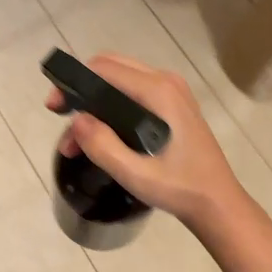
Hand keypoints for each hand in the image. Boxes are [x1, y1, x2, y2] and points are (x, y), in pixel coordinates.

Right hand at [46, 53, 248, 226]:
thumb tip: (76, 121)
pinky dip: (109, 108)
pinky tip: (98, 137)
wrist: (217, 203)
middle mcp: (165, 82)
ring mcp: (171, 91)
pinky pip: (132, 93)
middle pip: (110, 68)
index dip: (74, 83)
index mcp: (159, 92)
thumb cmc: (180, 188)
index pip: (105, 69)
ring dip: (93, 102)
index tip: (54, 107)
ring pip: (119, 80)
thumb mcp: (136, 174)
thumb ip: (102, 146)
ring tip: (74, 142)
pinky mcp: (171, 104)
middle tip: (59, 117)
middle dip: (80, 89)